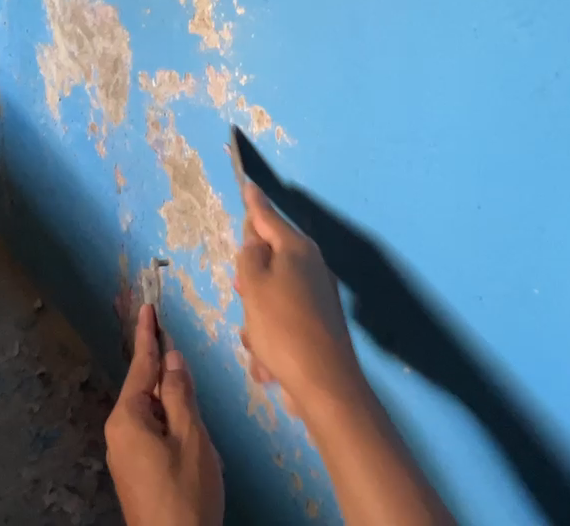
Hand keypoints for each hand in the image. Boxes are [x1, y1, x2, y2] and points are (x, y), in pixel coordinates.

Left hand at [106, 304, 223, 525]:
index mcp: (128, 418)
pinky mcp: (135, 471)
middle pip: (142, 386)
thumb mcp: (190, 437)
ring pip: (148, 409)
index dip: (147, 335)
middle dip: (158, 362)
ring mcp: (125, 454)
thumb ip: (180, 393)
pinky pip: (149, 427)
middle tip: (166, 329)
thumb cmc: (185, 492)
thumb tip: (172, 358)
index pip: (141, 365)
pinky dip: (164, 413)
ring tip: (181, 372)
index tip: (146, 307)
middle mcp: (118, 431)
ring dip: (165, 391)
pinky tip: (180, 412)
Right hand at [235, 181, 368, 420]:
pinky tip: (269, 365)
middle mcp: (312, 267)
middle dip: (251, 281)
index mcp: (297, 249)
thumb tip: (256, 241)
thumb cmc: (283, 327)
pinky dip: (272, 341)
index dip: (254, 203)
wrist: (325, 385)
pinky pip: (283, 324)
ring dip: (258, 320)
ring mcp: (318, 296)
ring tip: (258, 344)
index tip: (248, 184)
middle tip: (244, 296)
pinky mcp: (318, 325)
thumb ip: (249, 256)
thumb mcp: (254, 285)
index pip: (268, 217)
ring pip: (271, 298)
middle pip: (269, 260)